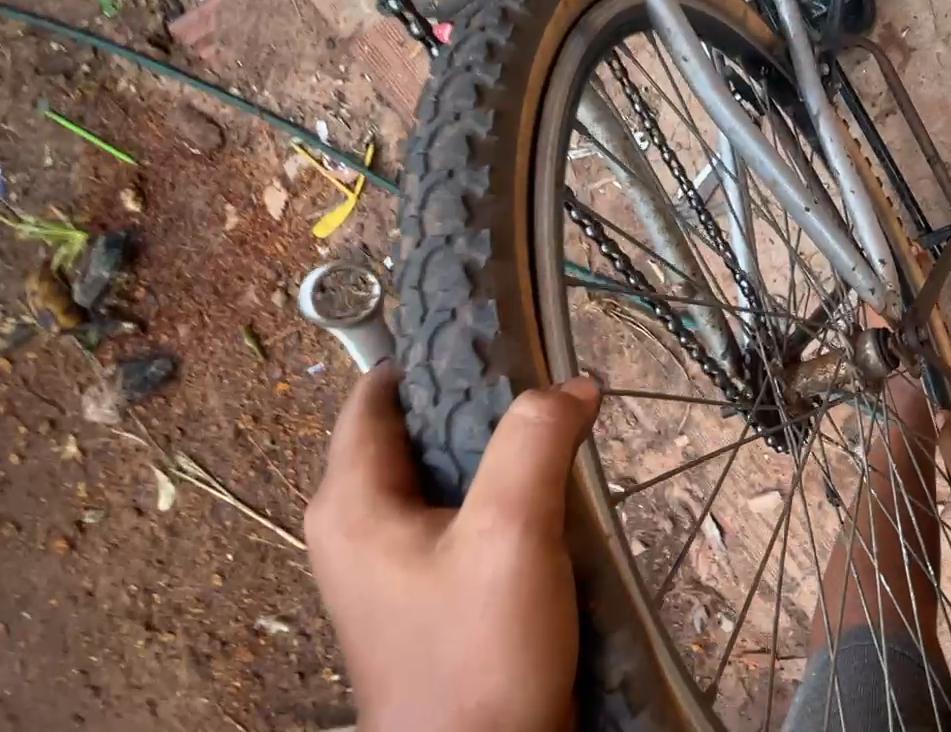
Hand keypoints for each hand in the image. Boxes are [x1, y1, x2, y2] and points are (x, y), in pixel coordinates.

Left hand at [304, 363, 600, 731]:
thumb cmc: (479, 644)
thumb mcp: (512, 528)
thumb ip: (537, 441)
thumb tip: (576, 384)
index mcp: (354, 505)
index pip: (374, 399)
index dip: (427, 353)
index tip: (491, 324)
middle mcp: (363, 528)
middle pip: (415, 430)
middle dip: (476, 395)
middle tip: (544, 368)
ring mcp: (398, 563)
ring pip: (447, 471)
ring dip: (498, 441)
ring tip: (559, 418)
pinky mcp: (436, 588)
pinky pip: (466, 509)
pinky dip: (505, 482)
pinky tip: (553, 483)